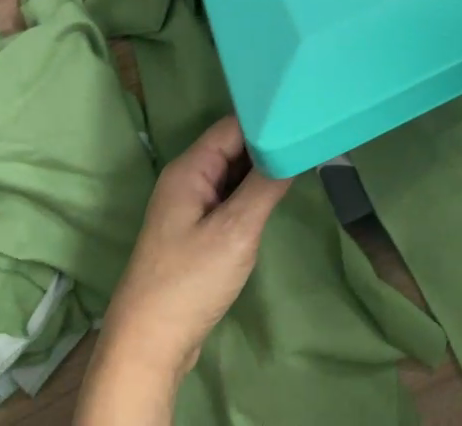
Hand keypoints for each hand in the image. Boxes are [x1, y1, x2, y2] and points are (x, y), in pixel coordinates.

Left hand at [93, 117, 292, 378]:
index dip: (267, 120)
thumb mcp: (236, 231)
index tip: (305, 117)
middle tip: (313, 139)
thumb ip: (265, 186)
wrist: (149, 344)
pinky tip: (278, 196)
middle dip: (269, 144)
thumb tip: (293, 148)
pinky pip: (230, 198)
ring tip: (305, 160)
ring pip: (233, 174)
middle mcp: (188, 179)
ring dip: (263, 171)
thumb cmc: (190, 282)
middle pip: (234, 147)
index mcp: (190, 169)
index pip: (233, 126)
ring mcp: (191, 206)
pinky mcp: (197, 231)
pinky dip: (253, 194)